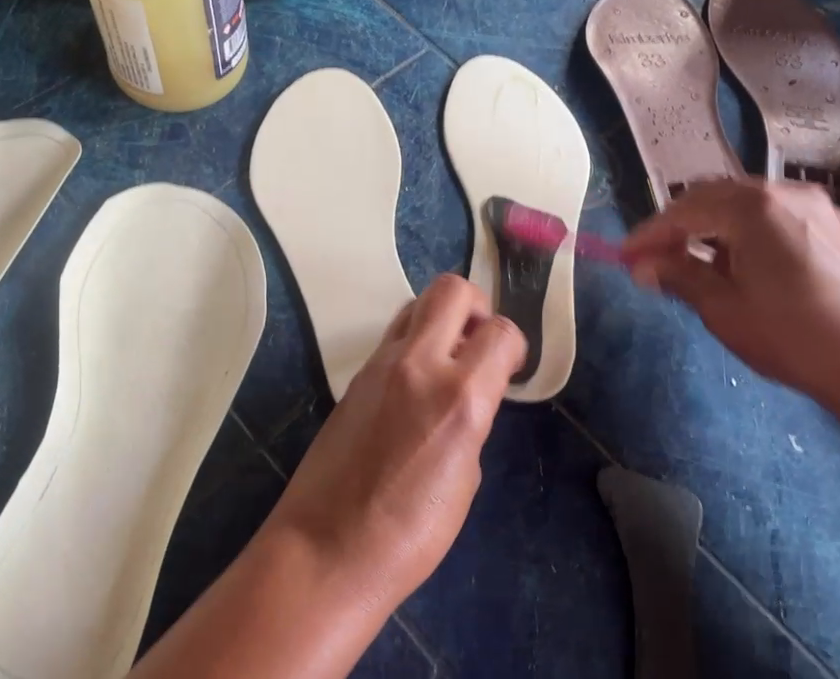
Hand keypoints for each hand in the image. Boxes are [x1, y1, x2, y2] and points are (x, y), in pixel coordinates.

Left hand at [263, 274, 525, 606]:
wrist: (326, 549)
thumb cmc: (409, 535)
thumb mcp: (464, 479)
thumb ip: (471, 421)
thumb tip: (467, 397)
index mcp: (459, 396)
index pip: (500, 331)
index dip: (513, 346)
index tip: (509, 369)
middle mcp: (418, 365)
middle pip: (452, 290)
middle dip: (476, 307)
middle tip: (479, 344)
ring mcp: (379, 366)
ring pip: (416, 305)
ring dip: (439, 321)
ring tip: (447, 363)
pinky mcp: (354, 377)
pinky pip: (392, 339)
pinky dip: (412, 346)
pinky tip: (414, 389)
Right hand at [622, 178, 839, 412]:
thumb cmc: (793, 338)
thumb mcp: (723, 309)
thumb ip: (678, 276)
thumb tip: (642, 265)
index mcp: (754, 207)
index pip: (684, 211)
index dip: (649, 234)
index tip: (624, 256)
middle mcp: (786, 193)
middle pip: (714, 197)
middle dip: (680, 225)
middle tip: (653, 258)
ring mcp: (817, 208)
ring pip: (746, 205)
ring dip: (713, 226)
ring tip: (692, 261)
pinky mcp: (836, 228)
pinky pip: (774, 217)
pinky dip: (746, 231)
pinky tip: (738, 262)